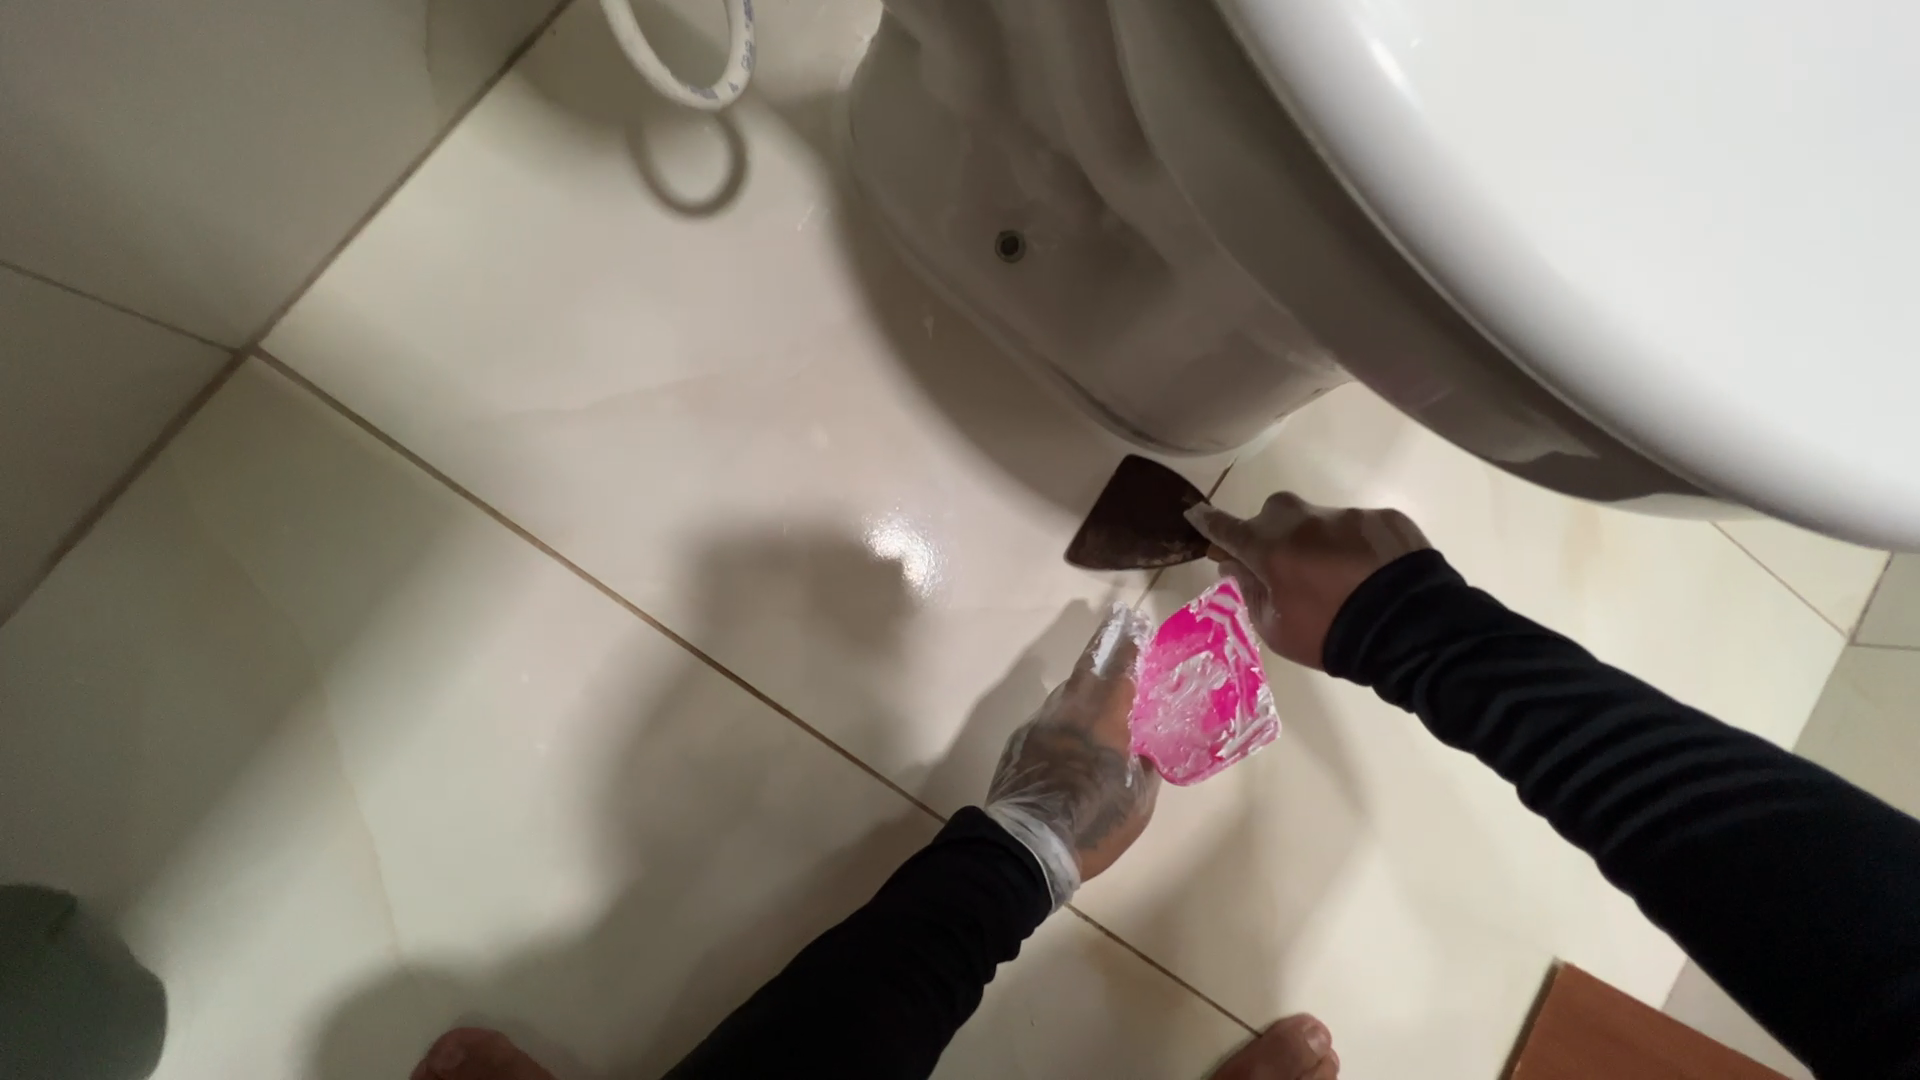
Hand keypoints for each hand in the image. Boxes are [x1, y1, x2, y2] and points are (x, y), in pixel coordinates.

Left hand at [984, 602, 1159, 909]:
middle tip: (1113, 627)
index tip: (1134, 630)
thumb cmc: (1092, 825)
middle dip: (1103, 647)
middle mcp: (1070, 714)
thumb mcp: (1137, 804)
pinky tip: (1069, 728)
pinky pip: (1048, 718)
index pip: (1119, 676)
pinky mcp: (1020, 742)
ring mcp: (1040, 725)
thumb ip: (1145, 771)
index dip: (1128, 652)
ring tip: (1095, 684)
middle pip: (1087, 669)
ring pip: (1064, 693)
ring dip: (1081, 683)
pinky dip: (1063, 714)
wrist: (1027, 845)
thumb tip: (1143, 754)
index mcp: (1103, 723)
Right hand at [1185, 493, 1429, 669]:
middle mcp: (1301, 521)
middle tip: (1287, 565)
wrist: (1412, 630)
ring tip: (1341, 579)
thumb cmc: (1330, 634)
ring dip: (1318, 543)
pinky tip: (1371, 575)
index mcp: (1268, 548)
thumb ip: (1249, 591)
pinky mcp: (1383, 518)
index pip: (1226, 529)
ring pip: (1318, 523)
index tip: (1195, 513)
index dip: (1209, 523)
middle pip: (1273, 517)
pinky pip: (1358, 528)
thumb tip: (1235, 565)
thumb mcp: (1274, 627)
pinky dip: (1356, 546)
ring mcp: (1345, 516)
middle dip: (1272, 534)